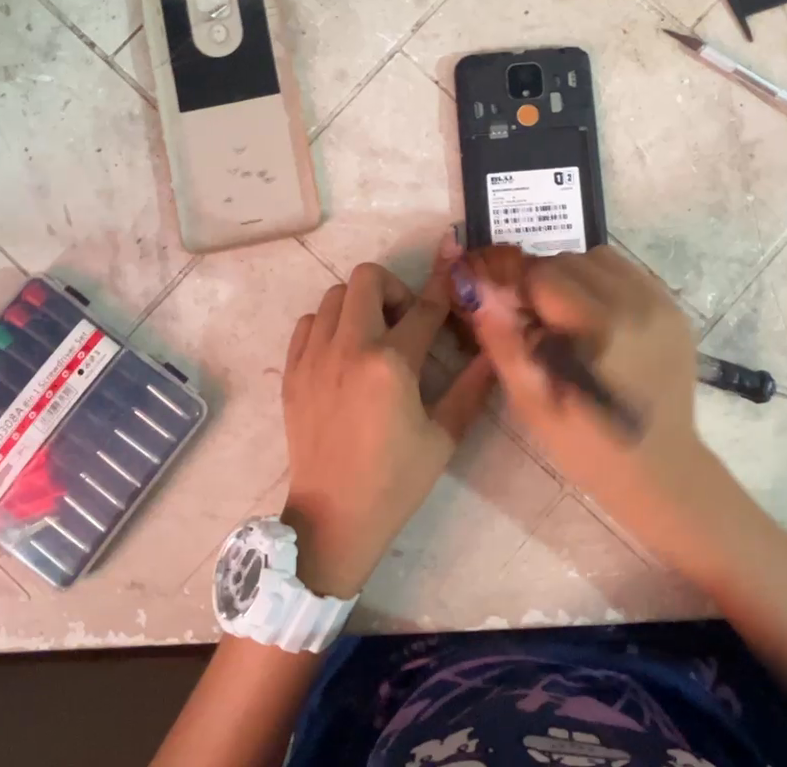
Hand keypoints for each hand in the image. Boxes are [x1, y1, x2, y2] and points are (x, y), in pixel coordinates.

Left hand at [279, 235, 493, 597]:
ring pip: (334, 296)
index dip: (445, 286)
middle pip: (367, 279)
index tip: (454, 268)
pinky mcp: (292, 371)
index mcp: (391, 363)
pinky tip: (345, 355)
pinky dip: (330, 325)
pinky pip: (309, 323)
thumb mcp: (444, 436)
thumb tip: (495, 352)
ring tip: (375, 339)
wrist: (333, 518)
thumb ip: (471, 388)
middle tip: (406, 323)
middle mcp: (348, 348)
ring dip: (360, 305)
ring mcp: (313, 357)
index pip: (424, 307)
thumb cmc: (395, 481)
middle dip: (394, 289)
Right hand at [458, 246, 707, 521]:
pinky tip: (599, 320)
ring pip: (600, 259)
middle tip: (537, 323)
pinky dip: (605, 284)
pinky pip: (629, 274)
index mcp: (599, 327)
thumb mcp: (533, 401)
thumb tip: (478, 289)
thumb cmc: (588, 447)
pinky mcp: (674, 311)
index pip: (542, 274)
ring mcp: (660, 304)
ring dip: (575, 277)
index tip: (512, 317)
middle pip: (569, 260)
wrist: (661, 471)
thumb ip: (503, 340)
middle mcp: (635, 303)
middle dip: (544, 284)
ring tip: (569, 319)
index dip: (518, 290)